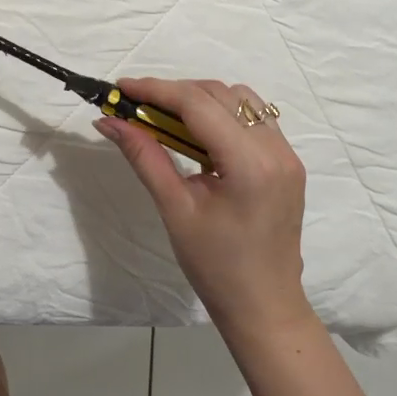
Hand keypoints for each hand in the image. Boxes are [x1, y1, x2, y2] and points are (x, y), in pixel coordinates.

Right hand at [95, 79, 311, 331]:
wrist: (264, 307)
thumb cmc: (215, 267)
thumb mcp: (174, 210)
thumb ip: (144, 157)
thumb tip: (108, 121)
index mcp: (249, 164)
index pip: (197, 104)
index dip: (156, 90)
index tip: (120, 88)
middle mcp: (275, 150)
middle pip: (219, 94)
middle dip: (174, 92)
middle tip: (137, 106)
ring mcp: (287, 154)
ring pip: (241, 99)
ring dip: (201, 98)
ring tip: (167, 119)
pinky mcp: (288, 162)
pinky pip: (255, 117)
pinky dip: (223, 113)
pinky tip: (200, 135)